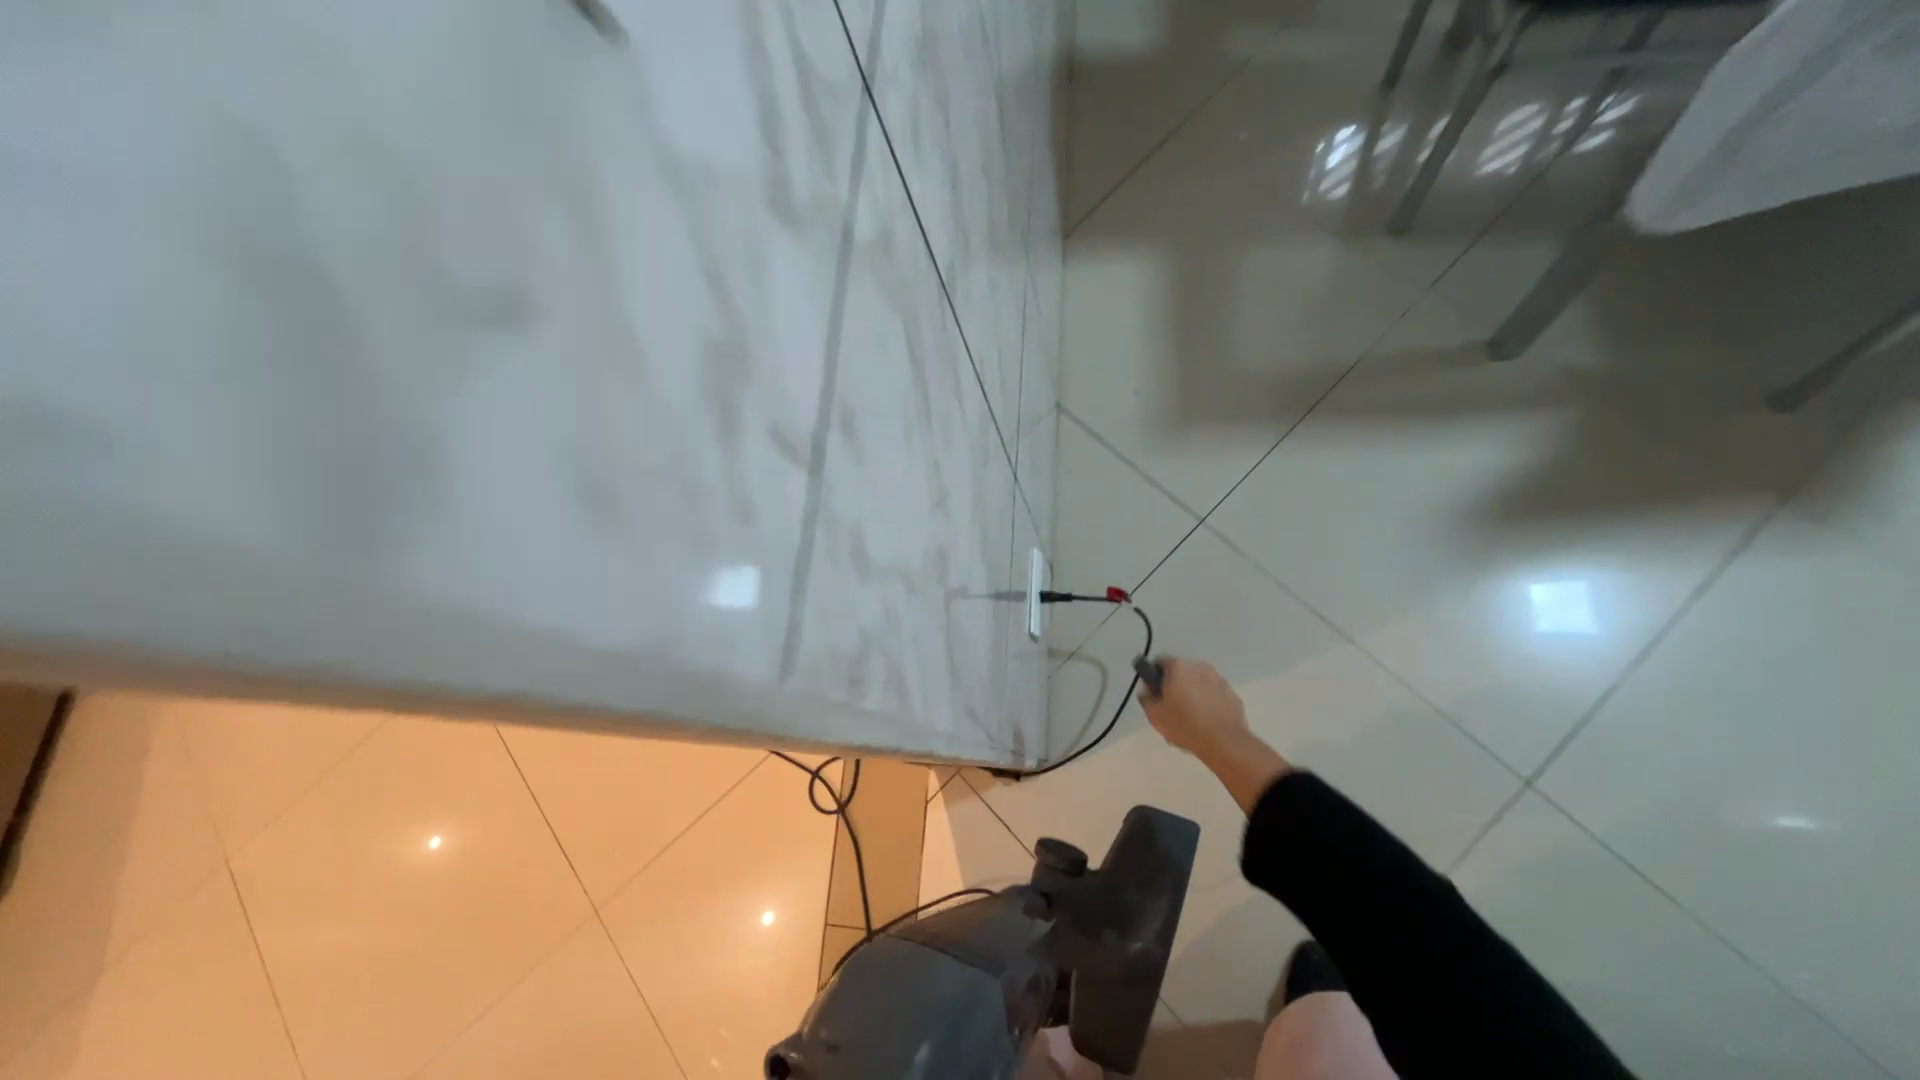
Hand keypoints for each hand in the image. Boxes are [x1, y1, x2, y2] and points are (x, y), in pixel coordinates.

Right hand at [1138, 657, 1249, 758]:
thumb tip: (1147, 689)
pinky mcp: (1232, 694)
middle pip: (1181, 672)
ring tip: (1191, 717)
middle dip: (1175, 685)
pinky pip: (1214, 694)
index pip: (1160, 662)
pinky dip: (1209, 702)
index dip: (1154, 676)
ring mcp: (1219, 679)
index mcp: (1178, 668)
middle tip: (1171, 707)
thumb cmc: (1184, 724)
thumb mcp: (1154, 715)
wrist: (1223, 742)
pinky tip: (1206, 721)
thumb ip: (1146, 698)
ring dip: (1193, 693)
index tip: (1155, 693)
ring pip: (1199, 683)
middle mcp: (1200, 667)